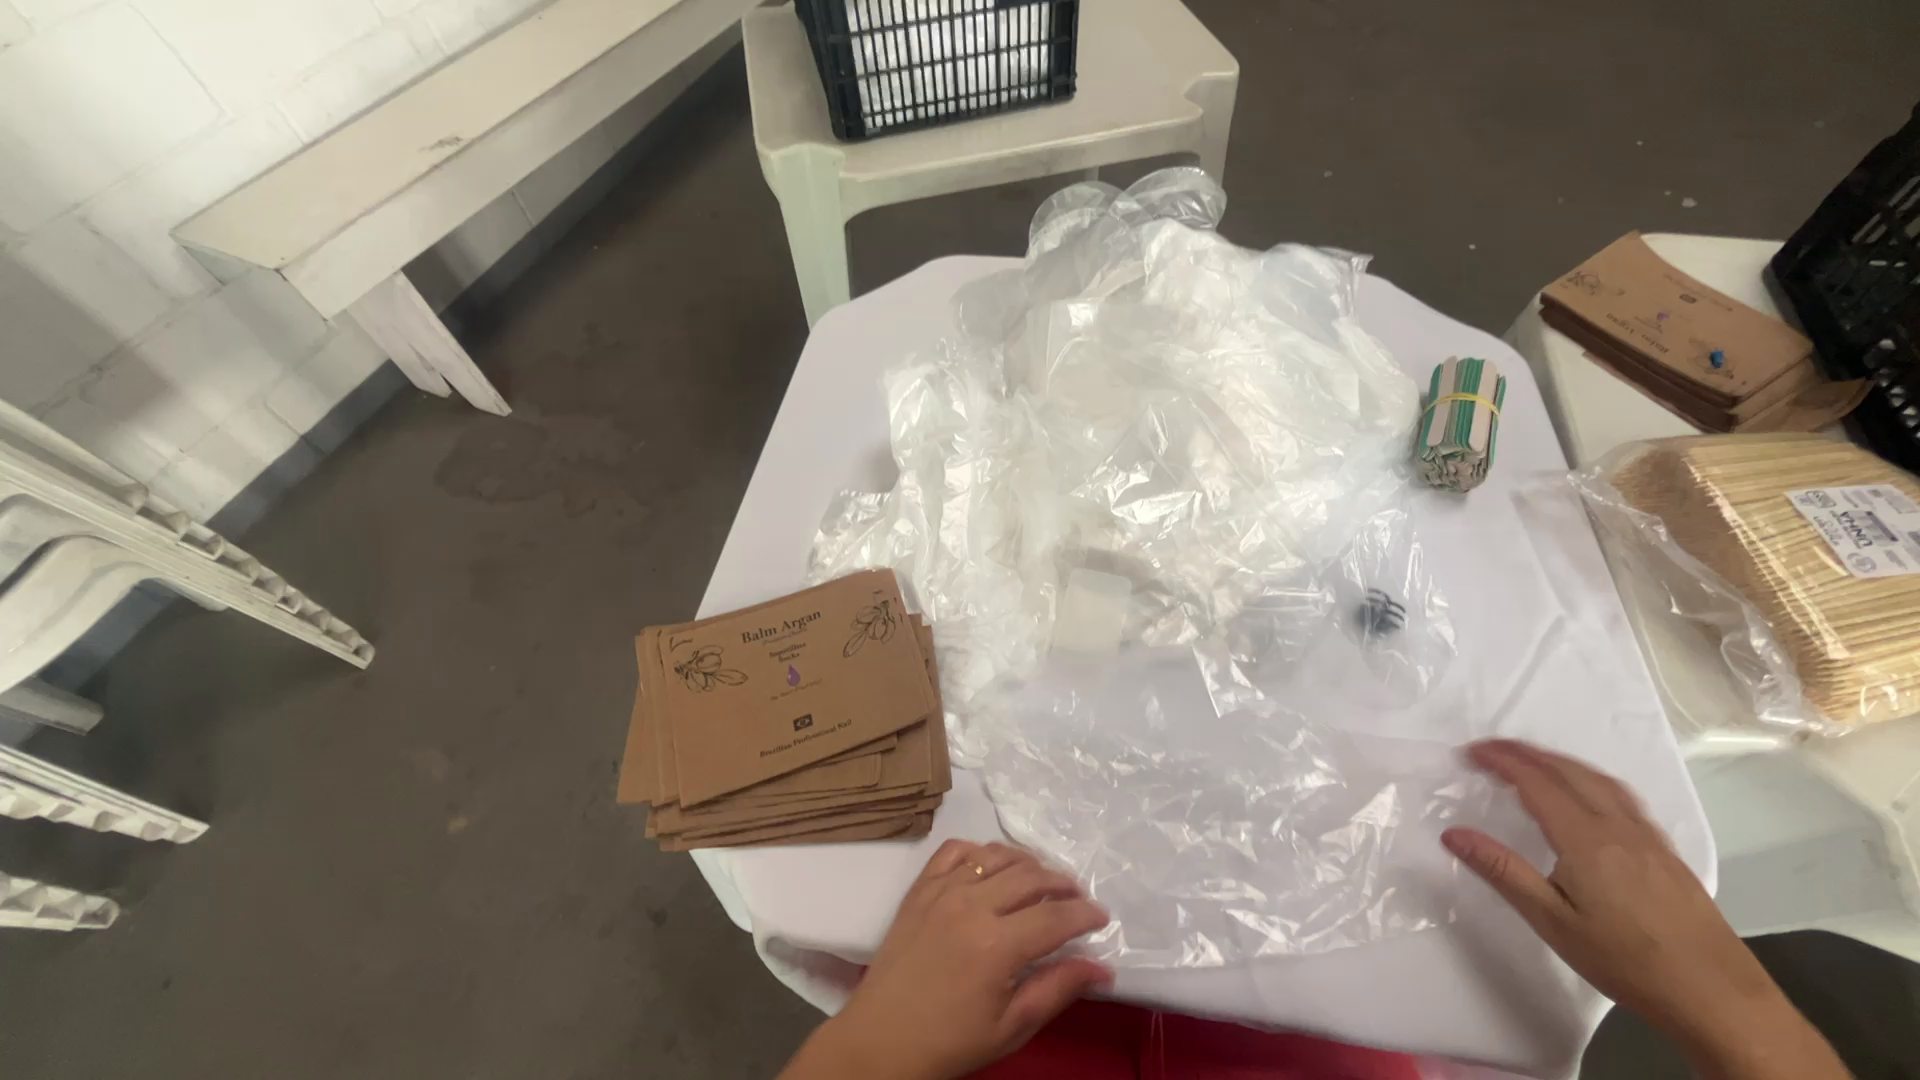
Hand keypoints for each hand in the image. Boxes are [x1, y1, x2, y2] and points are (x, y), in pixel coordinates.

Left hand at [780, 840, 1112, 1079]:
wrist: (882, 1038)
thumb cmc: (951, 1041)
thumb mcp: (1012, 1026)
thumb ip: (1057, 989)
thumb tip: (1102, 968)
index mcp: (997, 945)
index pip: (1056, 916)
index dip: (1085, 914)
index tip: (1101, 918)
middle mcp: (971, 905)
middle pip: (1030, 876)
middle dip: (1063, 883)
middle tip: (1077, 896)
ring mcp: (942, 890)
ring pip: (996, 856)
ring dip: (1027, 863)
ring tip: (1043, 879)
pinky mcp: (921, 887)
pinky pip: (955, 850)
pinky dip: (980, 851)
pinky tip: (992, 866)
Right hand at [1443, 739, 1848, 1079]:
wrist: (1720, 1000)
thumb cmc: (1627, 962)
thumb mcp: (1552, 922)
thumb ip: (1503, 871)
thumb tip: (1453, 834)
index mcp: (1586, 840)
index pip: (1536, 783)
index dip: (1501, 760)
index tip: (1470, 751)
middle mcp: (1619, 829)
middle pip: (1568, 772)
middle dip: (1526, 752)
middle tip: (1490, 747)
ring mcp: (1649, 840)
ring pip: (1600, 780)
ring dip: (1560, 760)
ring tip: (1531, 758)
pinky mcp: (1667, 854)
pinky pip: (1622, 797)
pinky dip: (1590, 778)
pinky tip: (1587, 793)